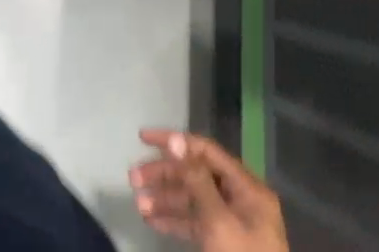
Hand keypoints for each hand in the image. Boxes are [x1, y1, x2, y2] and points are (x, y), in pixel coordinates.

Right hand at [130, 130, 287, 251]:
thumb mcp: (218, 219)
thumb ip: (196, 179)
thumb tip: (176, 140)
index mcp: (246, 187)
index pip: (205, 151)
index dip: (174, 141)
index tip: (142, 139)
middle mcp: (239, 198)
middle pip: (195, 175)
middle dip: (163, 175)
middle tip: (133, 179)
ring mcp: (231, 221)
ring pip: (192, 199)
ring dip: (164, 199)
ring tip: (138, 204)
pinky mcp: (223, 240)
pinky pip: (195, 221)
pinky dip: (174, 220)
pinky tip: (151, 221)